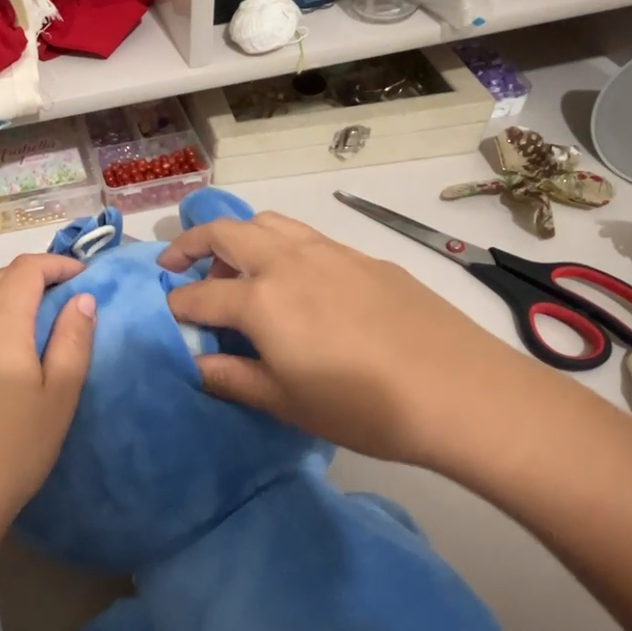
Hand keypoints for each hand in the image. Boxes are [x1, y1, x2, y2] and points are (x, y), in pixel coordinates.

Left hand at [0, 254, 97, 549]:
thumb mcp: (60, 396)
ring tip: (33, 309)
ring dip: (6, 288)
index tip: (84, 277)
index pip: (26, 270)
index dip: (57, 264)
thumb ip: (73, 340)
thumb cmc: (15, 447)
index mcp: (0, 322)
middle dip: (35, 275)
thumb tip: (82, 298)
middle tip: (67, 294)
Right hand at [158, 211, 553, 468]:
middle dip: (191, 243)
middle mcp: (287, 261)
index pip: (198, 295)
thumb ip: (230, 378)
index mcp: (260, 299)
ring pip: (268, 222)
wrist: (463, 394)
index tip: (168, 319)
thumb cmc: (363, 408)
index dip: (176, 307)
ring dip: (238, 236)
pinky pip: (307, 237)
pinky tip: (296, 282)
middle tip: (176, 264)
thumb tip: (195, 363)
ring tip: (235, 266)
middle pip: (224, 232)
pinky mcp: (366, 258)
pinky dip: (281, 246)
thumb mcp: (284, 403)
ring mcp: (330, 253)